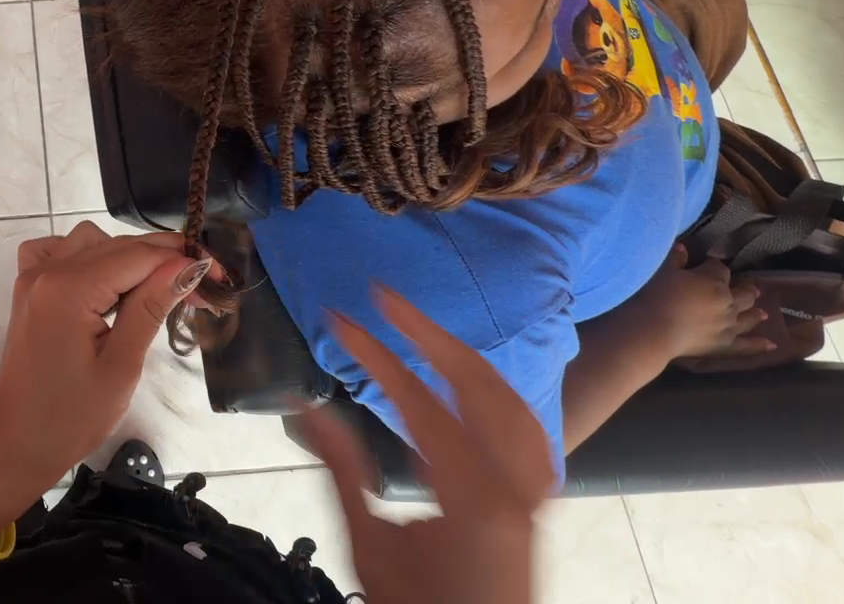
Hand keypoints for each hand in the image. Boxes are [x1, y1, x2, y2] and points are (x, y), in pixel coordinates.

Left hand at [0, 221, 208, 541]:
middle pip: (116, 244)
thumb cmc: (73, 417)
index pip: (136, 255)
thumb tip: (186, 265)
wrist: (18, 441)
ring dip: (125, 256)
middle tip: (199, 285)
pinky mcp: (28, 287)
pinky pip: (58, 250)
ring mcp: (32, 276)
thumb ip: (151, 306)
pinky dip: (85, 255)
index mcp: (69, 289)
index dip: (180, 259)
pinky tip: (102, 280)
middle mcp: (47, 271)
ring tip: (153, 290)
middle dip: (161, 259)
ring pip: (90, 241)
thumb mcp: (122, 366)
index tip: (216, 274)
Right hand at [295, 286, 555, 603]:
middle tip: (385, 297)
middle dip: (429, 333)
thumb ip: (344, 470)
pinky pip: (530, 432)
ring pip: (511, 402)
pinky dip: (499, 395)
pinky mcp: (535, 505)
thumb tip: (308, 405)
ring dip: (467, 358)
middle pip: (478, 385)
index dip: (376, 355)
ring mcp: (533, 496)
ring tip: (425, 329)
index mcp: (471, 496)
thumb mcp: (369, 546)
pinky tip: (475, 386)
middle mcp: (513, 487)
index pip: (418, 401)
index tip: (339, 321)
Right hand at [628, 246, 770, 359]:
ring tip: (762, 312)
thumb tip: (684, 247)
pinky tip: (770, 344)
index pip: (719, 269)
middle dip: (745, 289)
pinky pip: (746, 344)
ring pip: (748, 317)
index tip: (707, 263)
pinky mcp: (725, 344)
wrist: (654, 329)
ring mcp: (730, 325)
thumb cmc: (654, 294)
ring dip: (754, 313)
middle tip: (748, 287)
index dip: (714, 264)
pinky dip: (758, 344)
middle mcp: (728, 303)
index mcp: (713, 282)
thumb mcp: (661, 271)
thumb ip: (675, 259)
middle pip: (743, 293)